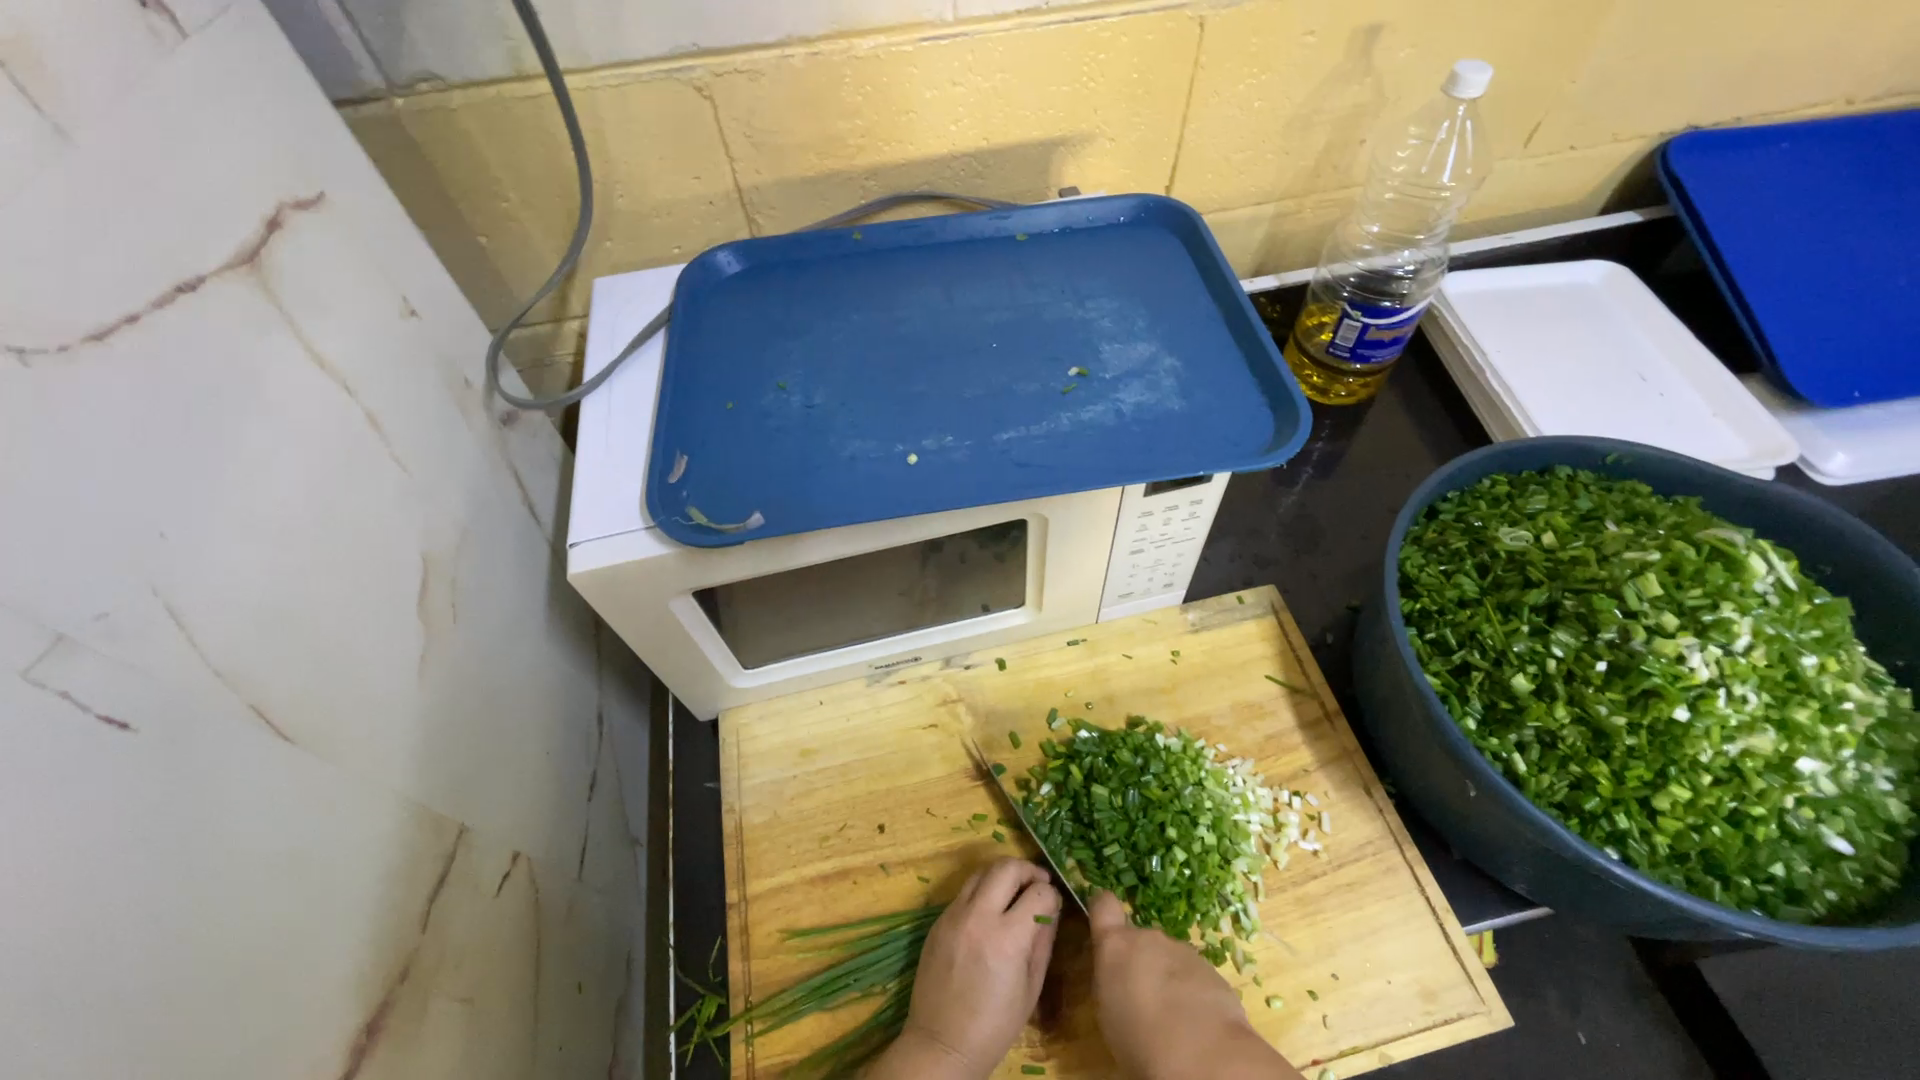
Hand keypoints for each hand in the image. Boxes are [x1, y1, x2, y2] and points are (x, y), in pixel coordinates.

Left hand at [867, 858, 1060, 1079]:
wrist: (942, 1043)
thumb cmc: (995, 1025)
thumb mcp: (1032, 987)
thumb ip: (1043, 940)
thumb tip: (1051, 908)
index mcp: (1007, 938)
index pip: (1038, 892)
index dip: (1052, 894)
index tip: (1055, 903)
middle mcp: (978, 916)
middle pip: (1006, 867)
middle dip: (1028, 870)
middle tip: (1039, 884)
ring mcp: (954, 915)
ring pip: (981, 871)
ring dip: (1002, 875)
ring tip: (1014, 892)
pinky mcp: (938, 921)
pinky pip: (964, 892)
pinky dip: (982, 892)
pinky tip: (990, 912)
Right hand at [1089, 891, 1304, 1079]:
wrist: (1202, 1055)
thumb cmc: (1139, 1040)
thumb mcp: (1108, 1014)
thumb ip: (1114, 983)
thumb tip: (1123, 981)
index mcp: (1115, 947)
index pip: (1103, 905)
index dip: (1103, 911)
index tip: (1104, 927)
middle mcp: (1149, 939)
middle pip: (1141, 941)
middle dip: (1143, 963)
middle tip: (1144, 1001)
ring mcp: (1183, 952)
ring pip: (1170, 960)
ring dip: (1170, 981)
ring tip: (1173, 1021)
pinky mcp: (1213, 971)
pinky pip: (1195, 978)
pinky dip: (1194, 995)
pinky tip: (1197, 1027)